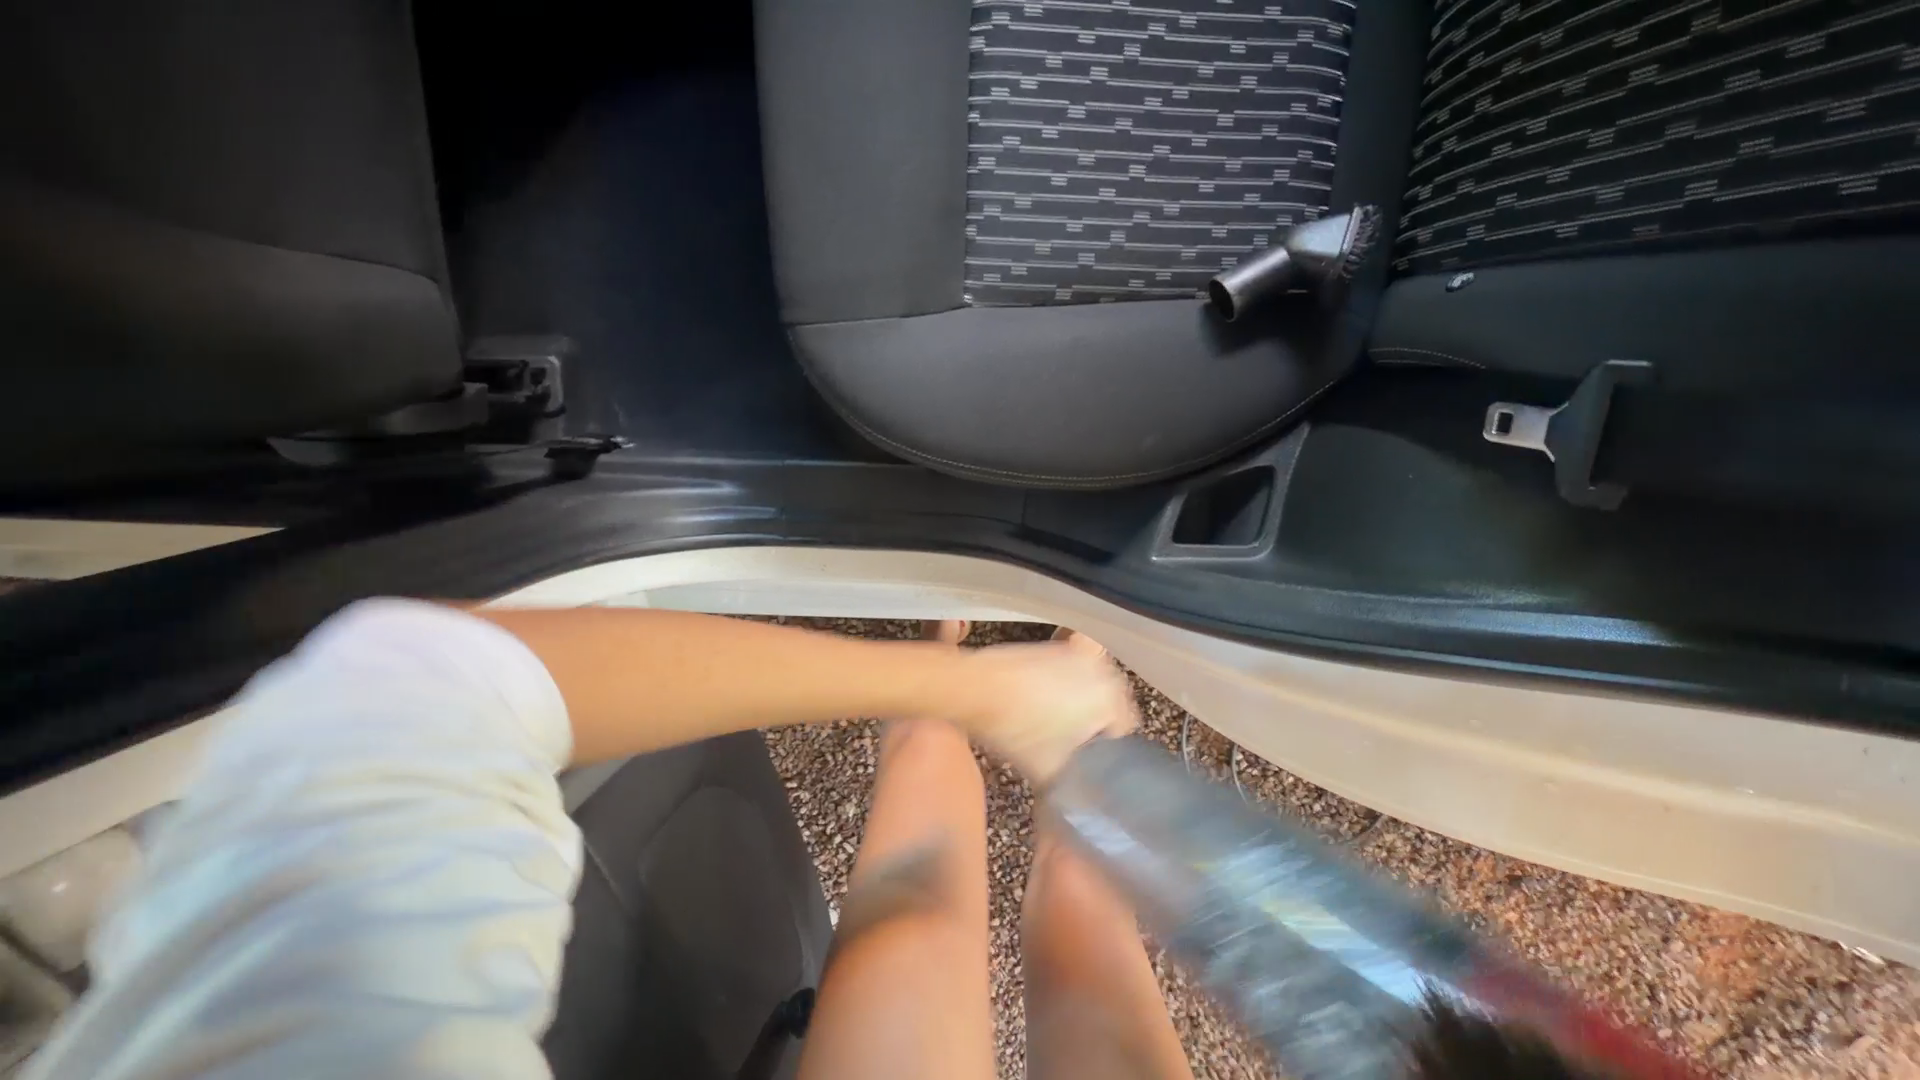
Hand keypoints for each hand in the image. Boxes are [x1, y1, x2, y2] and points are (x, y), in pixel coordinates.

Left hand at [945, 637, 1138, 782]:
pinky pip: (1070, 671)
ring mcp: (1077, 653)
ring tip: (1055, 723)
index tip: (1090, 757)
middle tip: (1073, 742)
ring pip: (1090, 687)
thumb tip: (1082, 801)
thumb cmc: (1016, 727)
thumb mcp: (1050, 771)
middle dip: (1095, 722)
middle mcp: (1101, 671)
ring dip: (1080, 702)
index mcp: (1110, 700)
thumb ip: (1075, 788)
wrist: (977, 689)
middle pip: (1110, 704)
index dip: (1106, 748)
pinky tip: (1041, 702)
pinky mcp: (1055, 647)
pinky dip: (1063, 684)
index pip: (1125, 729)